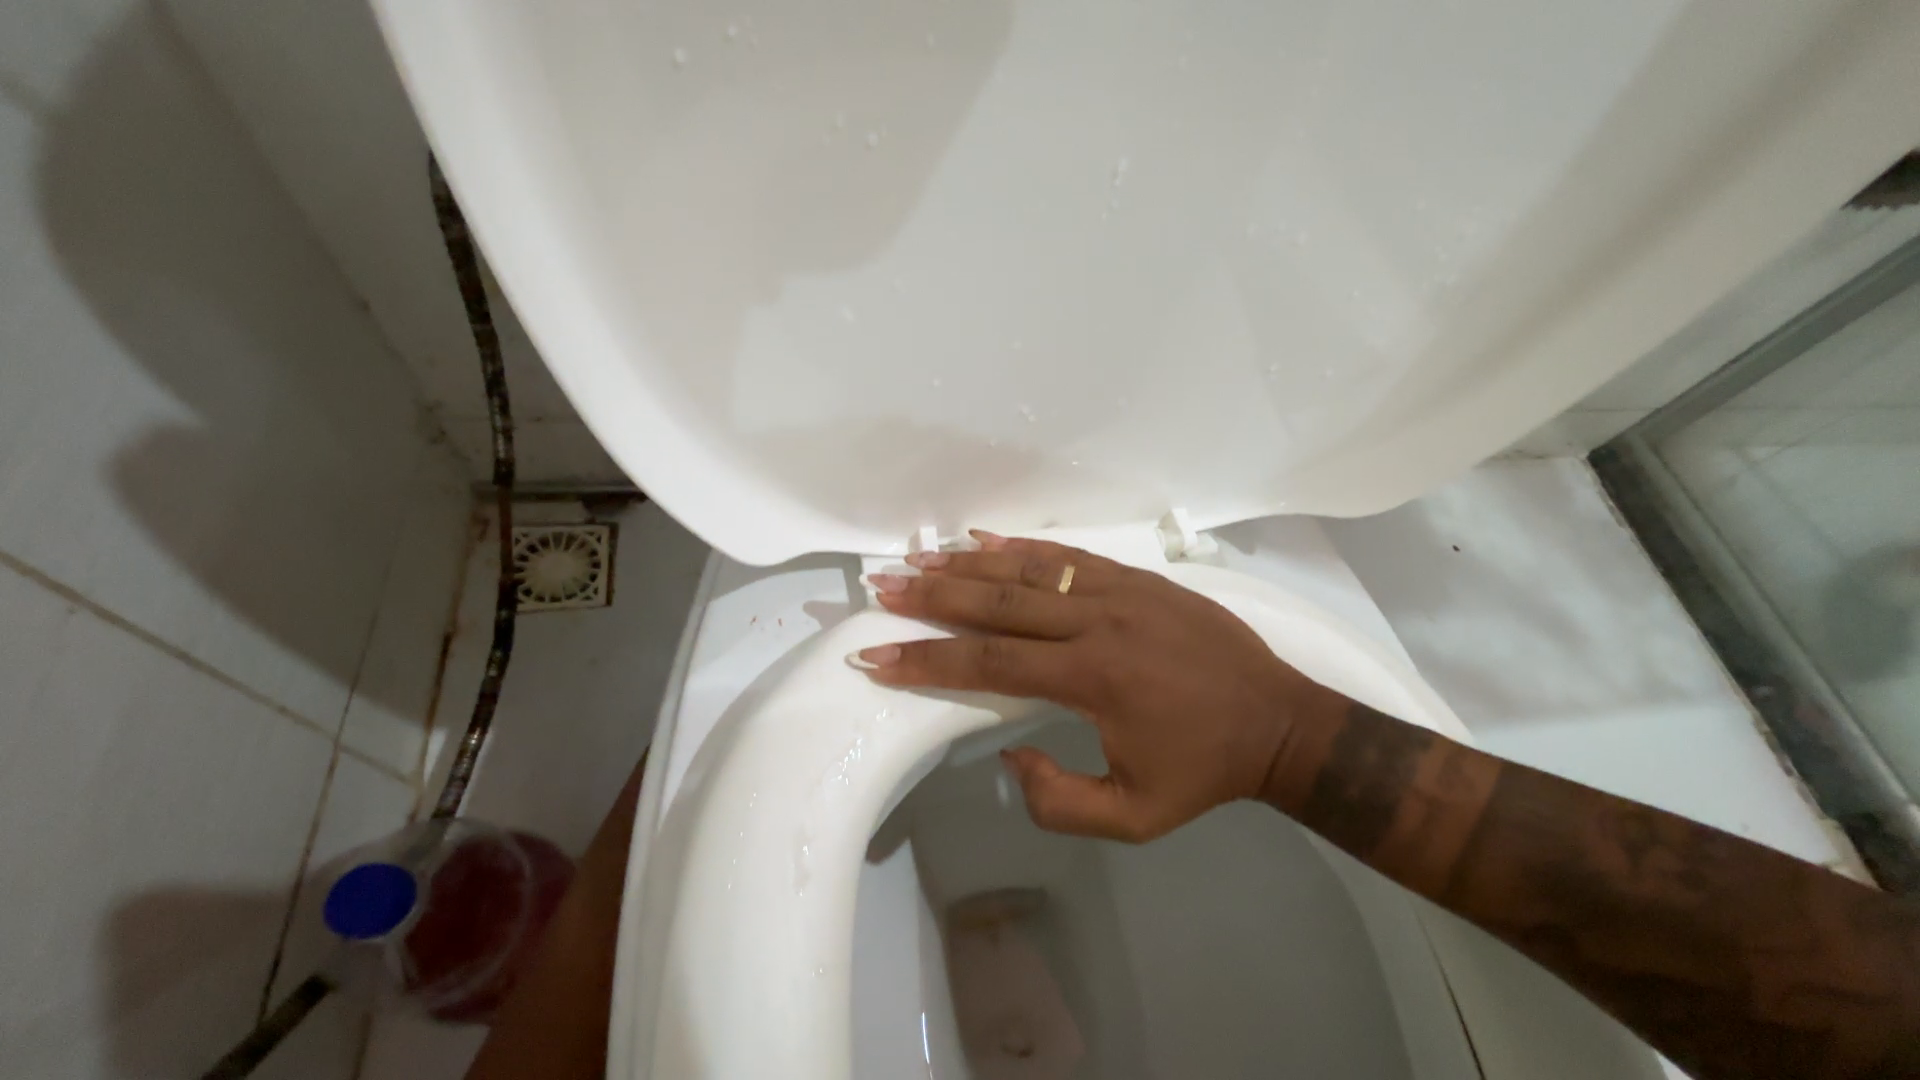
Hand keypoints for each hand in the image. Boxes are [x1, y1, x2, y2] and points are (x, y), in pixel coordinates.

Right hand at [851, 533, 1342, 841]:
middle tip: (881, 587)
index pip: (989, 662)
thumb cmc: (1202, 773)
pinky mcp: (1137, 578)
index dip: (927, 660)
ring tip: (917, 558)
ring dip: (967, 565)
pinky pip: (1068, 554)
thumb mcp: (1132, 817)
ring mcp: (1119, 591)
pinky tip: (984, 539)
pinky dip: (1021, 546)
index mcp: (1092, 678)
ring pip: (1028, 570)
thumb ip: (1059, 799)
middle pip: (998, 604)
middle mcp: (1097, 622)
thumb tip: (1011, 751)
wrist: (1279, 722)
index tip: (877, 655)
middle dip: (933, 598)